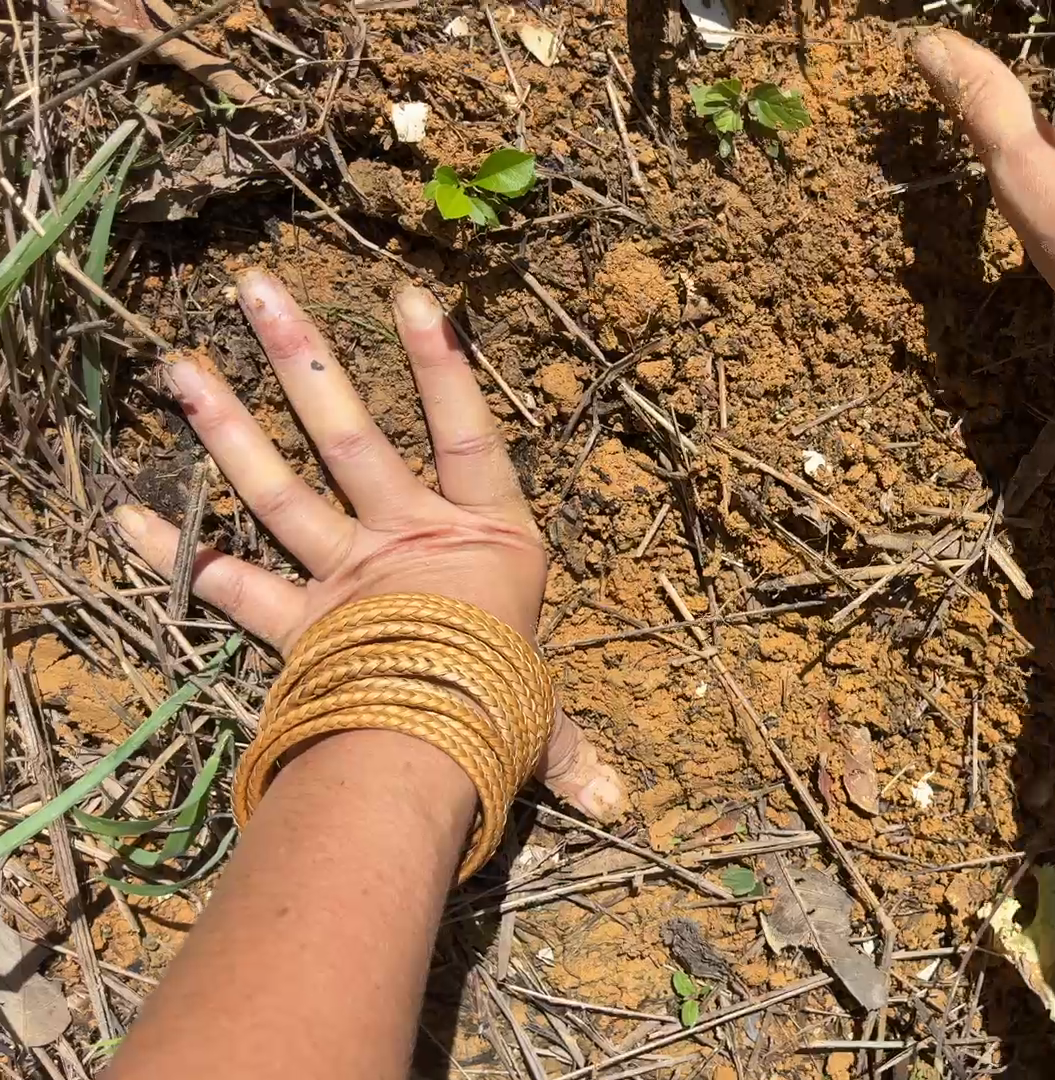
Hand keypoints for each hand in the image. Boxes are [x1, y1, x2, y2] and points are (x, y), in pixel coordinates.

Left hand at [113, 271, 625, 820]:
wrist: (431, 752)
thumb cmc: (507, 712)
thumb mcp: (548, 723)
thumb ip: (573, 750)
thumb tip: (620, 807)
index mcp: (488, 540)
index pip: (470, 436)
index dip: (441, 368)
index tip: (411, 298)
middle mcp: (412, 539)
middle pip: (354, 439)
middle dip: (308, 365)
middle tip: (258, 291)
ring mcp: (346, 573)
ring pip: (282, 488)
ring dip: (227, 426)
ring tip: (175, 362)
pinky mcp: (294, 621)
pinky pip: (229, 581)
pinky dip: (178, 549)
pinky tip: (123, 509)